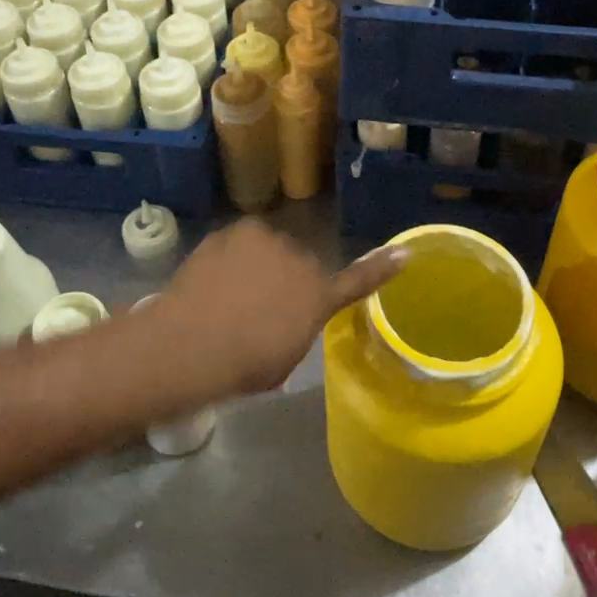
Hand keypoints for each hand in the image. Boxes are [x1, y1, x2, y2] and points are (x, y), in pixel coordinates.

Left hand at [152, 220, 404, 394]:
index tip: (405, 253)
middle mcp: (300, 259)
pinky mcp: (234, 230)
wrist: (192, 341)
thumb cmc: (243, 365)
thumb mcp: (284, 358)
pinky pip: (241, 242)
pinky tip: (213, 280)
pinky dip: (232, 256)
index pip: (358, 281)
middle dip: (286, 277)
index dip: (381, 268)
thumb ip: (298, 327)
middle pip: (300, 263)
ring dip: (259, 263)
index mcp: (318, 297)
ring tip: (231, 294)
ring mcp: (266, 240)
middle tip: (258, 307)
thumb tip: (290, 314)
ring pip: (269, 248)